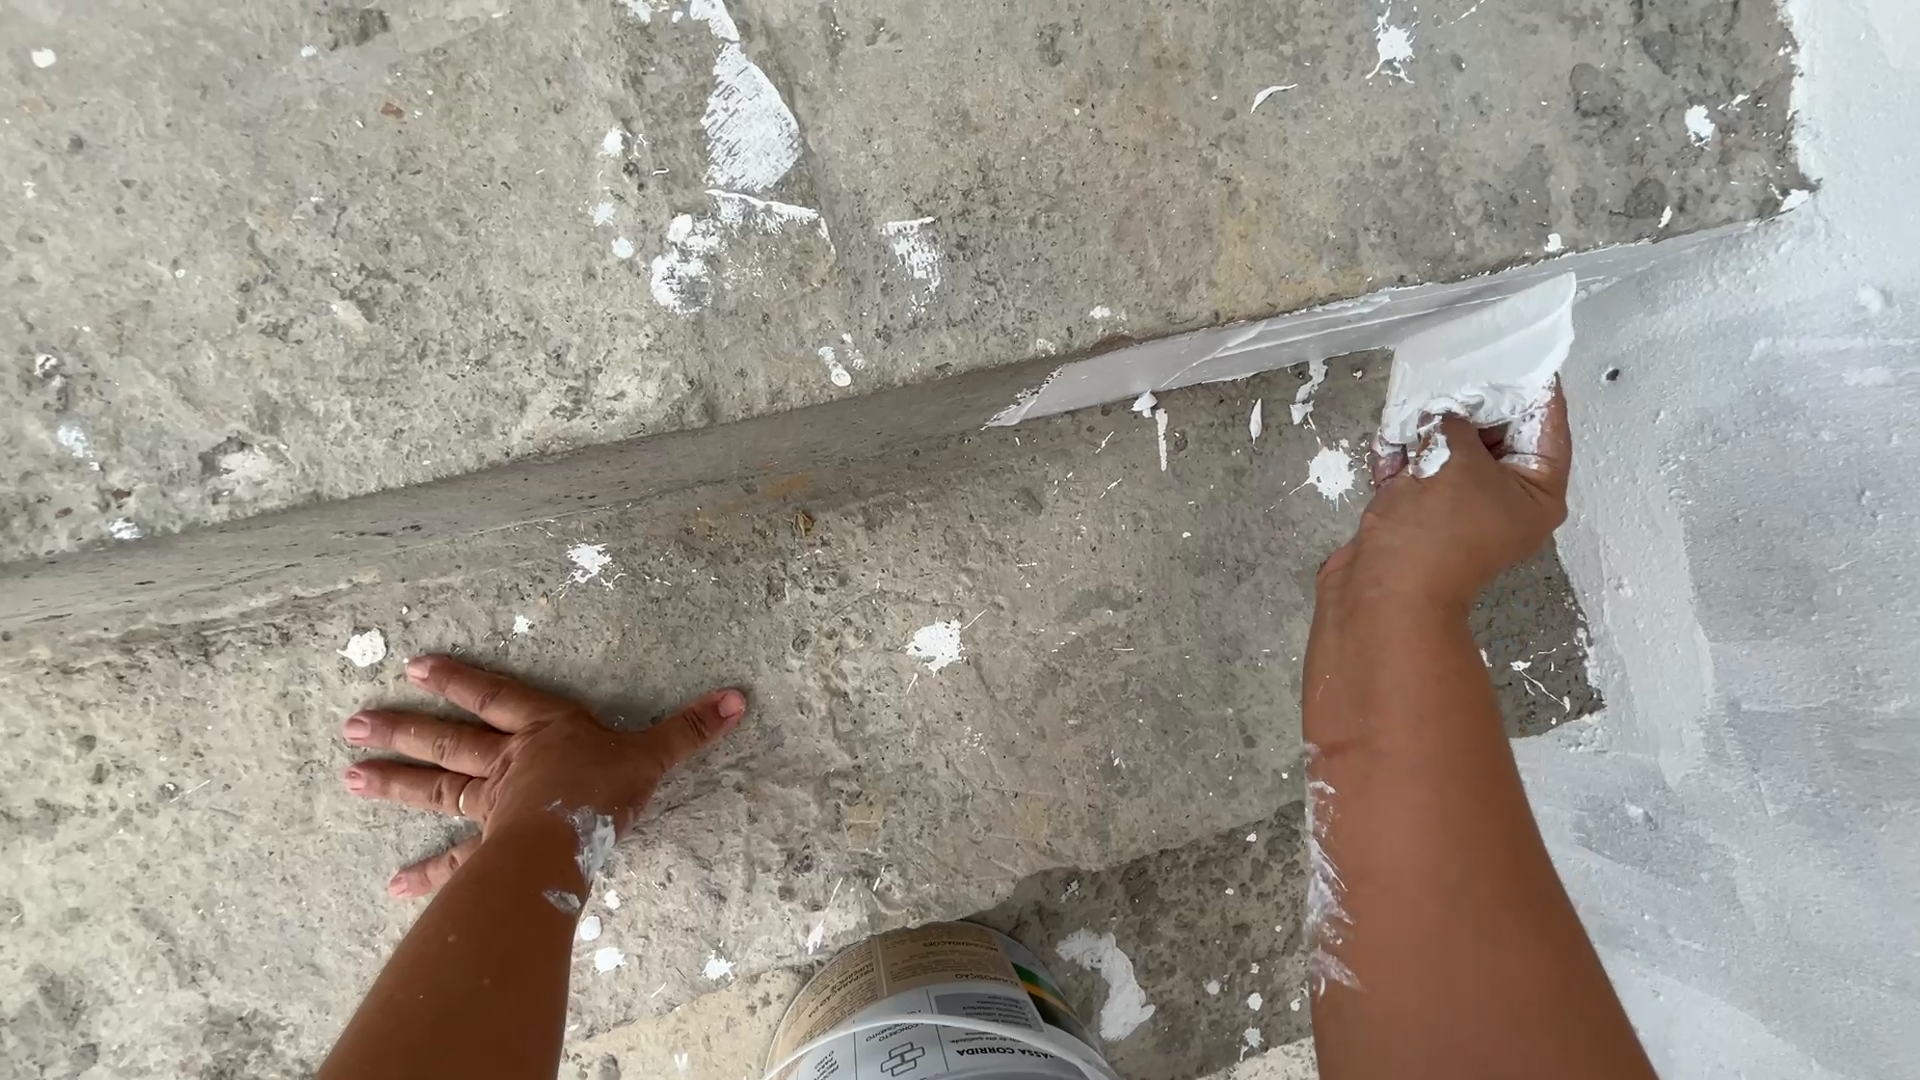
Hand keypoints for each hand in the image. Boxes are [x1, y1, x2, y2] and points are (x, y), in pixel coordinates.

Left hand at [340, 656, 746, 897]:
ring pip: (439, 789)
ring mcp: (493, 807)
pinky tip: (394, 885)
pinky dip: (426, 871)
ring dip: (396, 782)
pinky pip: (455, 859)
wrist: (568, 841)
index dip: (462, 681)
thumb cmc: (605, 790)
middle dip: (407, 730)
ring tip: (349, 776)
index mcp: (545, 731)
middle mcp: (510, 762)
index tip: (416, 668)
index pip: (498, 697)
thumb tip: (740, 697)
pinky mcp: (490, 849)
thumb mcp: (656, 752)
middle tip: (355, 722)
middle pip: (452, 742)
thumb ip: (693, 726)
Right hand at [1321, 382, 1571, 609]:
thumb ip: (1451, 425)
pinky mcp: (1415, 515)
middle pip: (1490, 435)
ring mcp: (1455, 508)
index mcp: (1535, 490)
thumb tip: (1437, 415)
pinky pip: (1413, 474)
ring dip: (1422, 433)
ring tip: (1405, 412)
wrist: (1380, 592)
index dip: (1527, 385)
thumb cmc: (1434, 531)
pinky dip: (1399, 458)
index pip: (1542, 423)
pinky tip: (1385, 447)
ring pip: (1445, 453)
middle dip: (1462, 407)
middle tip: (1445, 374)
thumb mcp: (1455, 463)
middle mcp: (1501, 498)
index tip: (1510, 349)